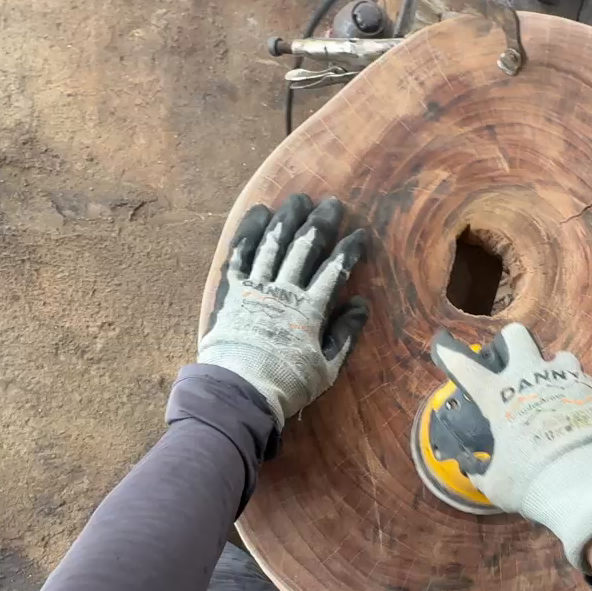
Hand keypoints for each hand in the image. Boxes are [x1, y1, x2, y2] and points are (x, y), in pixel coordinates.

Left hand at [200, 194, 370, 428]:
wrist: (239, 391)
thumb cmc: (287, 384)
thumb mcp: (326, 368)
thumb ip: (344, 335)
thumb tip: (360, 304)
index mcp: (310, 309)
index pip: (334, 269)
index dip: (349, 249)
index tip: (360, 234)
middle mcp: (283, 290)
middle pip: (304, 247)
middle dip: (321, 223)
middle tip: (332, 204)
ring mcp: (255, 287)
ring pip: (273, 243)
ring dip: (287, 218)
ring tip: (298, 199)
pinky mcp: (231, 290)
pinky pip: (240, 254)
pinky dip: (250, 232)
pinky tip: (258, 214)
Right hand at [429, 322, 591, 567]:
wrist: (589, 484)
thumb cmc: (531, 482)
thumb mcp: (497, 484)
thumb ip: (484, 472)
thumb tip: (474, 470)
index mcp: (499, 398)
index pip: (466, 368)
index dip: (451, 355)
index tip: (443, 345)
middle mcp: (533, 379)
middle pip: (517, 337)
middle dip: (513, 344)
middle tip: (516, 364)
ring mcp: (570, 380)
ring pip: (562, 357)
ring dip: (557, 372)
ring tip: (559, 393)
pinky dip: (587, 403)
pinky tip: (588, 422)